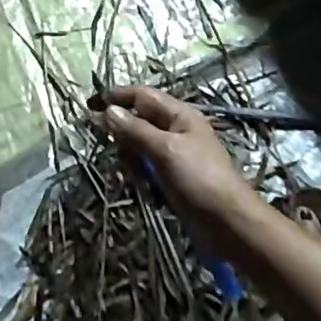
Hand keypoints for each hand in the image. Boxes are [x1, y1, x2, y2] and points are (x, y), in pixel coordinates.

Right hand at [96, 86, 259, 251]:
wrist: (229, 224)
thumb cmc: (200, 179)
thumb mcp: (165, 150)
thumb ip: (135, 130)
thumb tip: (109, 110)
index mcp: (179, 114)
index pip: (141, 96)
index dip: (117, 97)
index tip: (90, 106)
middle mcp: (175, 130)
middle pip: (137, 123)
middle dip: (125, 140)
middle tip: (125, 161)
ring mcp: (174, 155)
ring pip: (140, 150)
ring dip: (134, 165)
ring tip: (141, 183)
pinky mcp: (173, 179)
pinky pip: (148, 171)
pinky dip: (143, 181)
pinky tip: (149, 195)